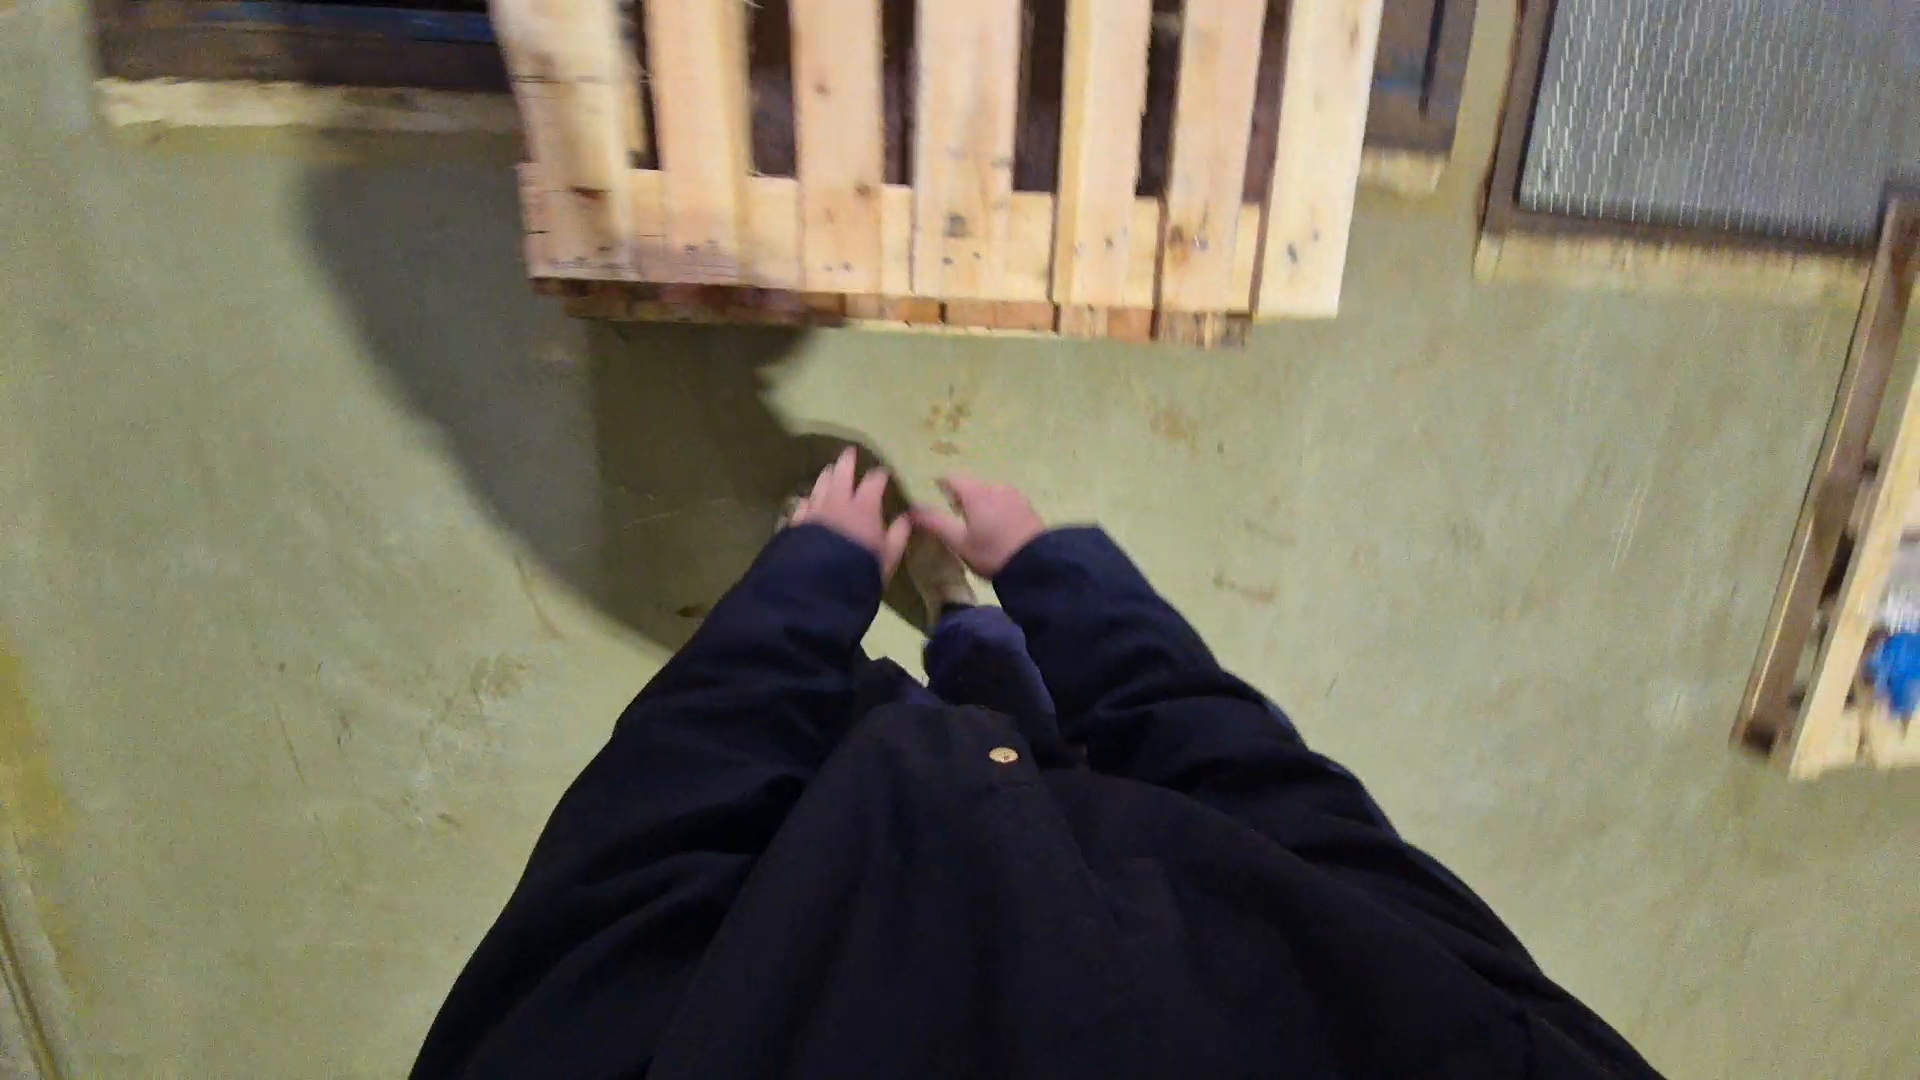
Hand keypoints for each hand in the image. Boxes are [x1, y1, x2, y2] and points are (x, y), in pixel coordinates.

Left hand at [789, 449, 911, 578]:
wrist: (820, 584)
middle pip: (842, 474)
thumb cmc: (861, 569)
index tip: (883, 472)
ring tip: (829, 469)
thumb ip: (898, 534)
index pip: (874, 481)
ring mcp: (815, 510)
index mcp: (865, 506)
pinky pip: (803, 505)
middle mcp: (839, 502)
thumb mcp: (889, 556)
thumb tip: (906, 517)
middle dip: (847, 462)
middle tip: (849, 451)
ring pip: (820, 485)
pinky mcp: (797, 523)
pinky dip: (808, 500)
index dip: (880, 475)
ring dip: (826, 475)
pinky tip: (808, 501)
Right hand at [910, 472, 1045, 576]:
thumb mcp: (958, 542)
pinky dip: (995, 508)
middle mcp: (995, 486)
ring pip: (988, 492)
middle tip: (954, 519)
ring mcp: (1014, 494)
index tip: (934, 498)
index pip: (950, 477)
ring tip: (977, 527)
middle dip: (960, 497)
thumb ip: (934, 523)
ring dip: (979, 503)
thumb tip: (911, 510)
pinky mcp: (1026, 505)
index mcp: (975, 492)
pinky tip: (997, 528)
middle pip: (970, 484)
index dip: (940, 485)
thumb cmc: (992, 553)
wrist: (1037, 564)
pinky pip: (1003, 500)